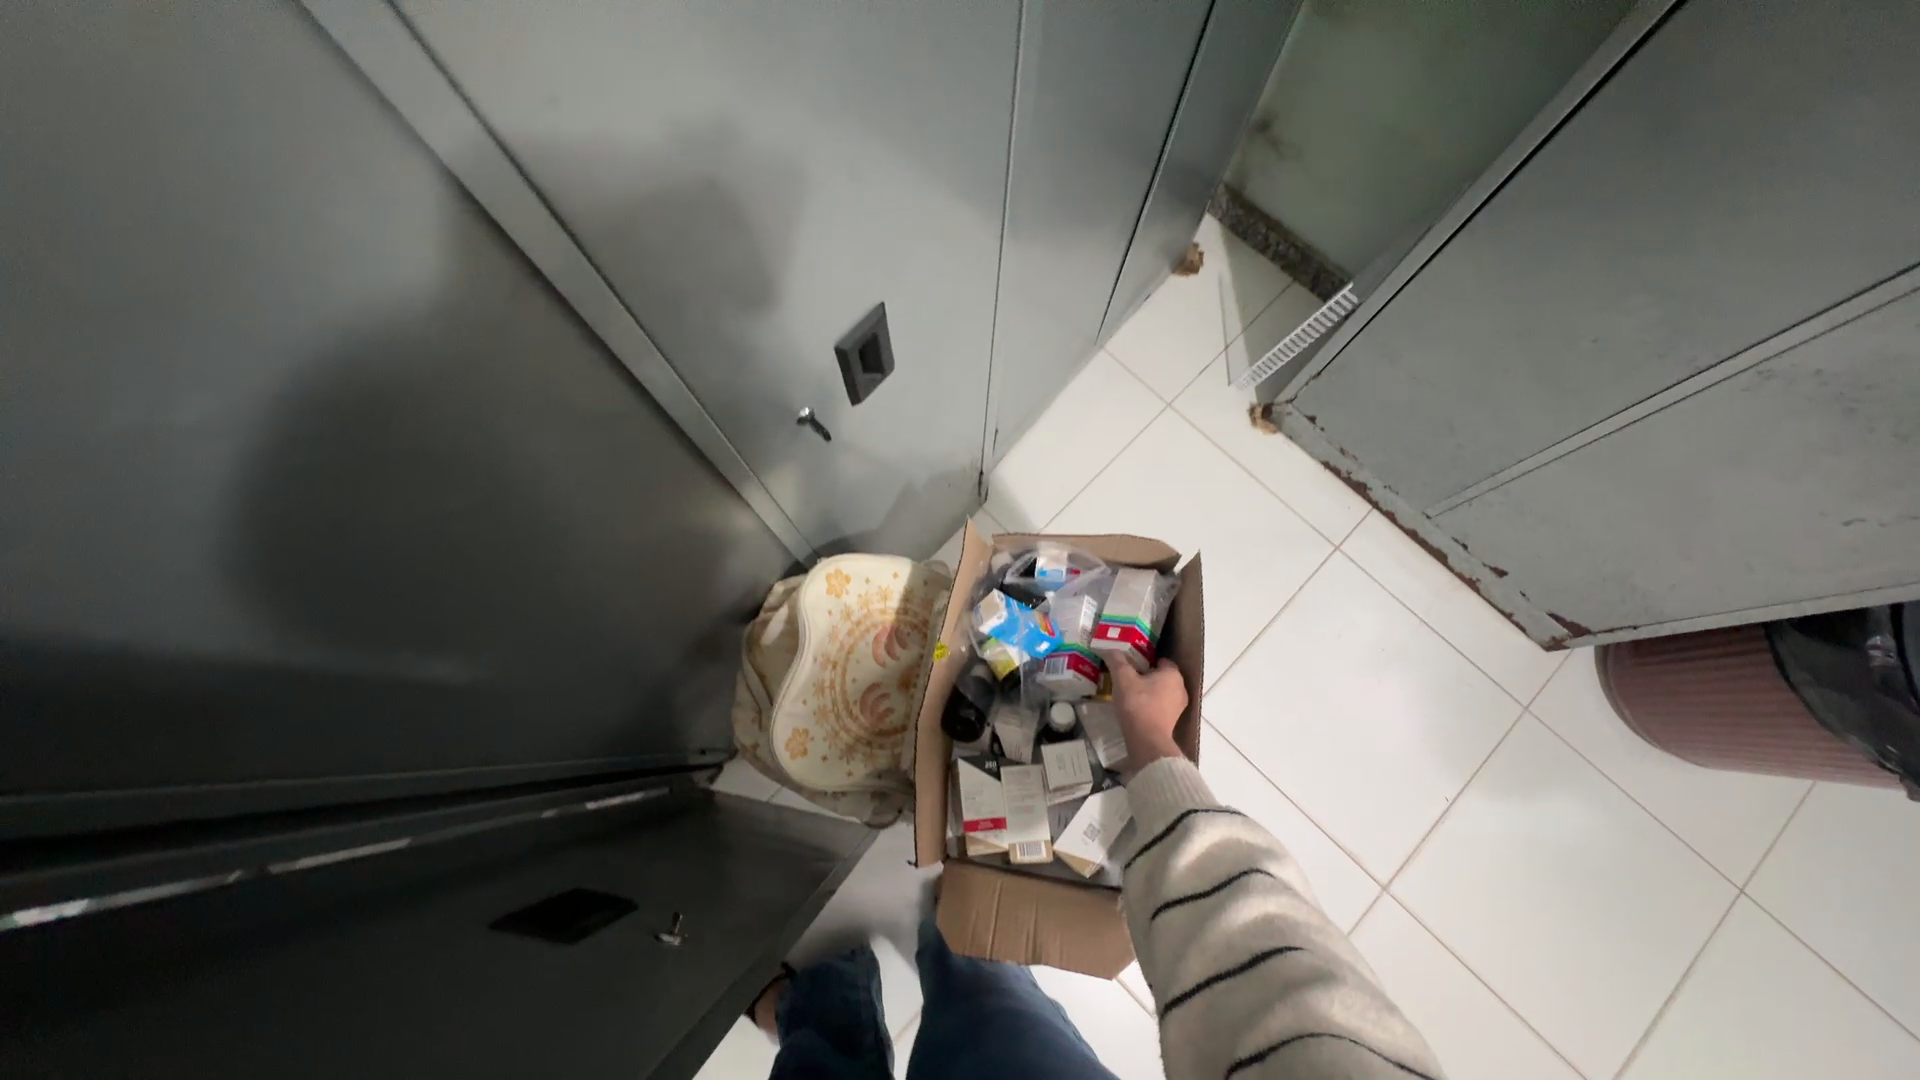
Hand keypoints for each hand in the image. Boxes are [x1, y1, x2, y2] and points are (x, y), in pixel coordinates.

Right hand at [1110, 658, 1187, 767]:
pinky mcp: (1172, 722)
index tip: (1130, 663)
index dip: (1145, 660)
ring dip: (1147, 692)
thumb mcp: (1122, 678)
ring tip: (1128, 693)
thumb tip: (1109, 649)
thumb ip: (1117, 661)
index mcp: (1173, 674)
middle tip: (1126, 677)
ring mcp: (1178, 707)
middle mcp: (1180, 688)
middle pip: (1160, 676)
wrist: (1147, 740)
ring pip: (1161, 692)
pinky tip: (1134, 708)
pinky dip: (1149, 705)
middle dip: (1145, 676)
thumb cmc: (1138, 704)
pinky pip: (1159, 707)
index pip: (1160, 660)